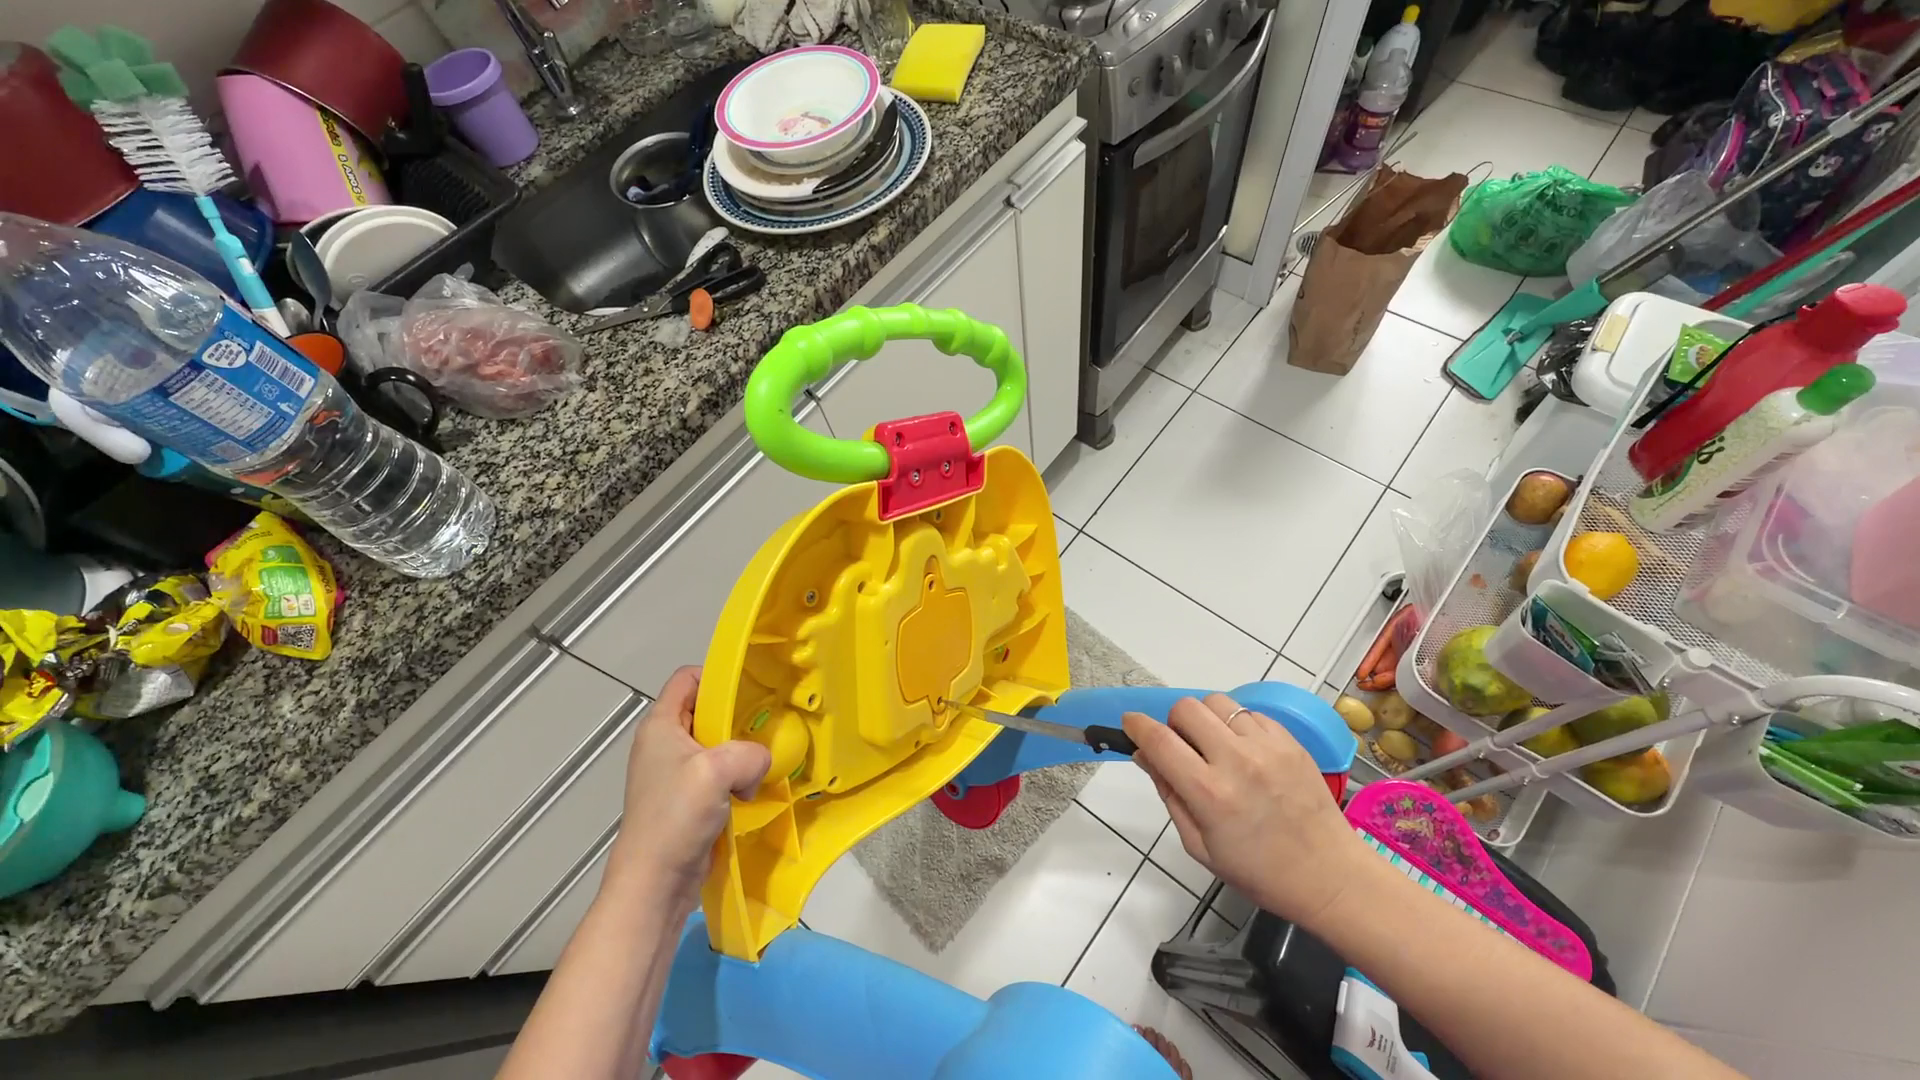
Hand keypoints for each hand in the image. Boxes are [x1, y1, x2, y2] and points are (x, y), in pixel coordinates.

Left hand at [607, 666, 770, 907]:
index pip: (688, 678)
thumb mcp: (718, 770)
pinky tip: (754, 789)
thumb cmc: (676, 817)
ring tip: (764, 760)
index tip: (751, 689)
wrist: (655, 882)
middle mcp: (664, 743)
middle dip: (738, 717)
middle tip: (769, 725)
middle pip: (706, 711)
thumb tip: (758, 766)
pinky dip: (738, 778)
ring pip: (717, 745)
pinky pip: (719, 775)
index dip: (717, 677)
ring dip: (741, 752)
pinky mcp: (687, 800)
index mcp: (660, 725)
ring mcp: (675, 774)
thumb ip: (750, 753)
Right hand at [1123, 694, 1365, 926]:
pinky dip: (1237, 725)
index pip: (1159, 740)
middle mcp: (1237, 760)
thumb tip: (1145, 755)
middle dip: (1173, 722)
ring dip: (1205, 718)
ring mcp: (1267, 747)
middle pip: (1187, 708)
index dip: (1137, 726)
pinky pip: (1250, 713)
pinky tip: (1244, 751)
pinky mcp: (1290, 741)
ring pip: (1218, 702)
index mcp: (1210, 793)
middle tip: (1181, 746)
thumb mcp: (1199, 846)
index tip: (1130, 724)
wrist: (1329, 876)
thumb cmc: (1258, 872)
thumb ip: (1169, 795)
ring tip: (1214, 745)